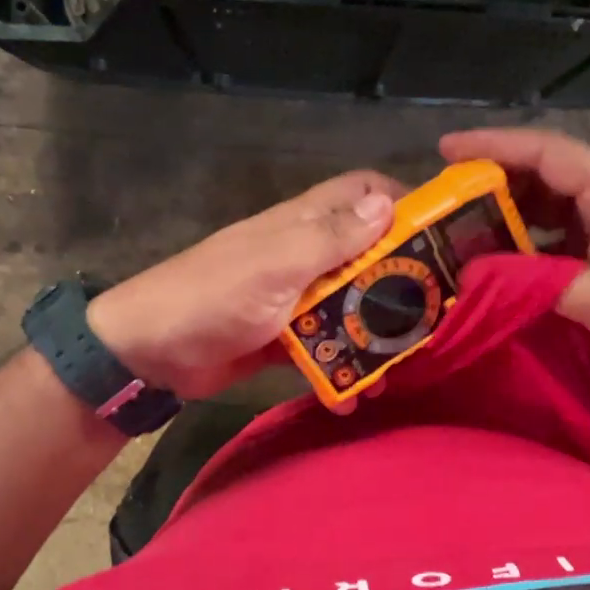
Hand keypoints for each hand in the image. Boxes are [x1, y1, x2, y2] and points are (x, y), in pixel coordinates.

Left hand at [85, 170, 406, 398]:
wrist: (150, 353)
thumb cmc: (212, 296)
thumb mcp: (276, 265)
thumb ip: (330, 237)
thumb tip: (388, 203)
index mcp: (303, 223)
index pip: (362, 193)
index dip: (401, 202)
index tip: (439, 235)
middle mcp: (305, 254)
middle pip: (368, 256)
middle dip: (400, 283)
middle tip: (434, 316)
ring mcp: (295, 298)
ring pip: (351, 307)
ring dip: (373, 336)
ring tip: (397, 368)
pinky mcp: (285, 338)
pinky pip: (325, 349)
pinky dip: (340, 370)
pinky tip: (353, 397)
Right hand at [440, 128, 589, 371]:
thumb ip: (533, 284)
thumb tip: (474, 276)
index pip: (546, 152)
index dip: (493, 146)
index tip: (446, 149)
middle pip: (545, 171)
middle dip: (495, 181)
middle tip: (447, 198)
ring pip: (553, 201)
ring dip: (512, 212)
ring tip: (465, 228)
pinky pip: (565, 228)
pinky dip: (533, 238)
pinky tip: (504, 256)